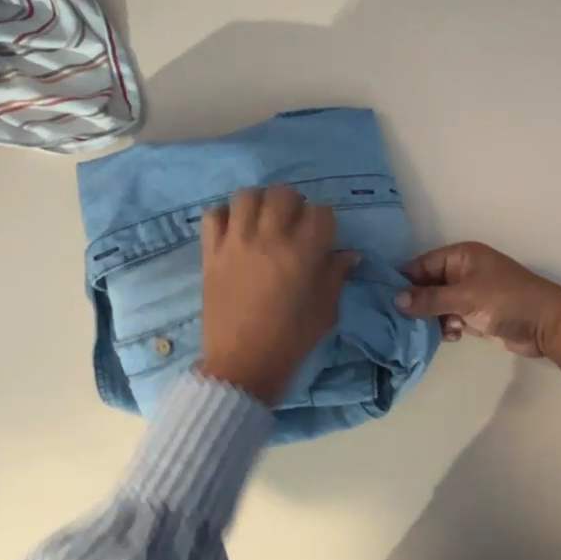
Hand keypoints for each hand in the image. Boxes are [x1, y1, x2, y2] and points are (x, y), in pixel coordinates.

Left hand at [196, 186, 358, 404]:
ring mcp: (236, 243)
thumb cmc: (292, 339)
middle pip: (283, 194)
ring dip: (260, 202)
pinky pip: (213, 216)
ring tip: (264, 220)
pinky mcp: (211, 254)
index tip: (323, 237)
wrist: (243, 365)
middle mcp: (270, 238)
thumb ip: (337, 274)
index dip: (325, 222)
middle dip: (294, 203)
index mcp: (304, 251)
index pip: (321, 212)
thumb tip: (349, 254)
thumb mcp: (327, 309)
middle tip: (295, 221)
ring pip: (247, 196)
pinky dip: (225, 216)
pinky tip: (235, 231)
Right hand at [396, 242, 560, 368]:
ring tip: (420, 333)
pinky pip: (450, 318)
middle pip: (427, 285)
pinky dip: (445, 327)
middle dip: (414, 303)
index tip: (381, 299)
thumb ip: (430, 300)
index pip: (422, 265)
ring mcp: (470, 294)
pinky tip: (447, 337)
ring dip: (430, 319)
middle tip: (393, 322)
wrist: (546, 325)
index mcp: (461, 256)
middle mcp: (463, 271)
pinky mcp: (476, 315)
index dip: (403, 281)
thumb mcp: (465, 298)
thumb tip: (396, 300)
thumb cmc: (506, 300)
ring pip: (437, 305)